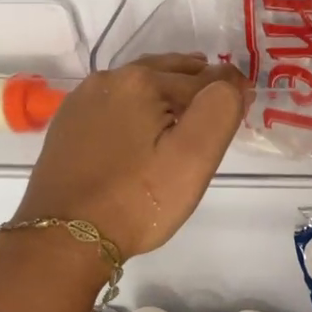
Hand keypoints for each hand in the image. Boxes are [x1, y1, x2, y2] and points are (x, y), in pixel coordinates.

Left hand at [13, 55, 248, 257]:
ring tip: (187, 111)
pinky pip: (114, 105)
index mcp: (142, 81)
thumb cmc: (137, 199)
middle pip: (168, 73)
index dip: (230, 90)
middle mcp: (108, 80)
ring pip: (139, 88)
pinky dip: (138, 109)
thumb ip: (220, 110)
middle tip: (220, 104)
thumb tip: (229, 83)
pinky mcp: (68, 126)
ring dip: (167, 94)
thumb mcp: (193, 157)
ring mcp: (82, 102)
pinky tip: (143, 129)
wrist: (65, 238)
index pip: (204, 77)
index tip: (246, 104)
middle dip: (197, 83)